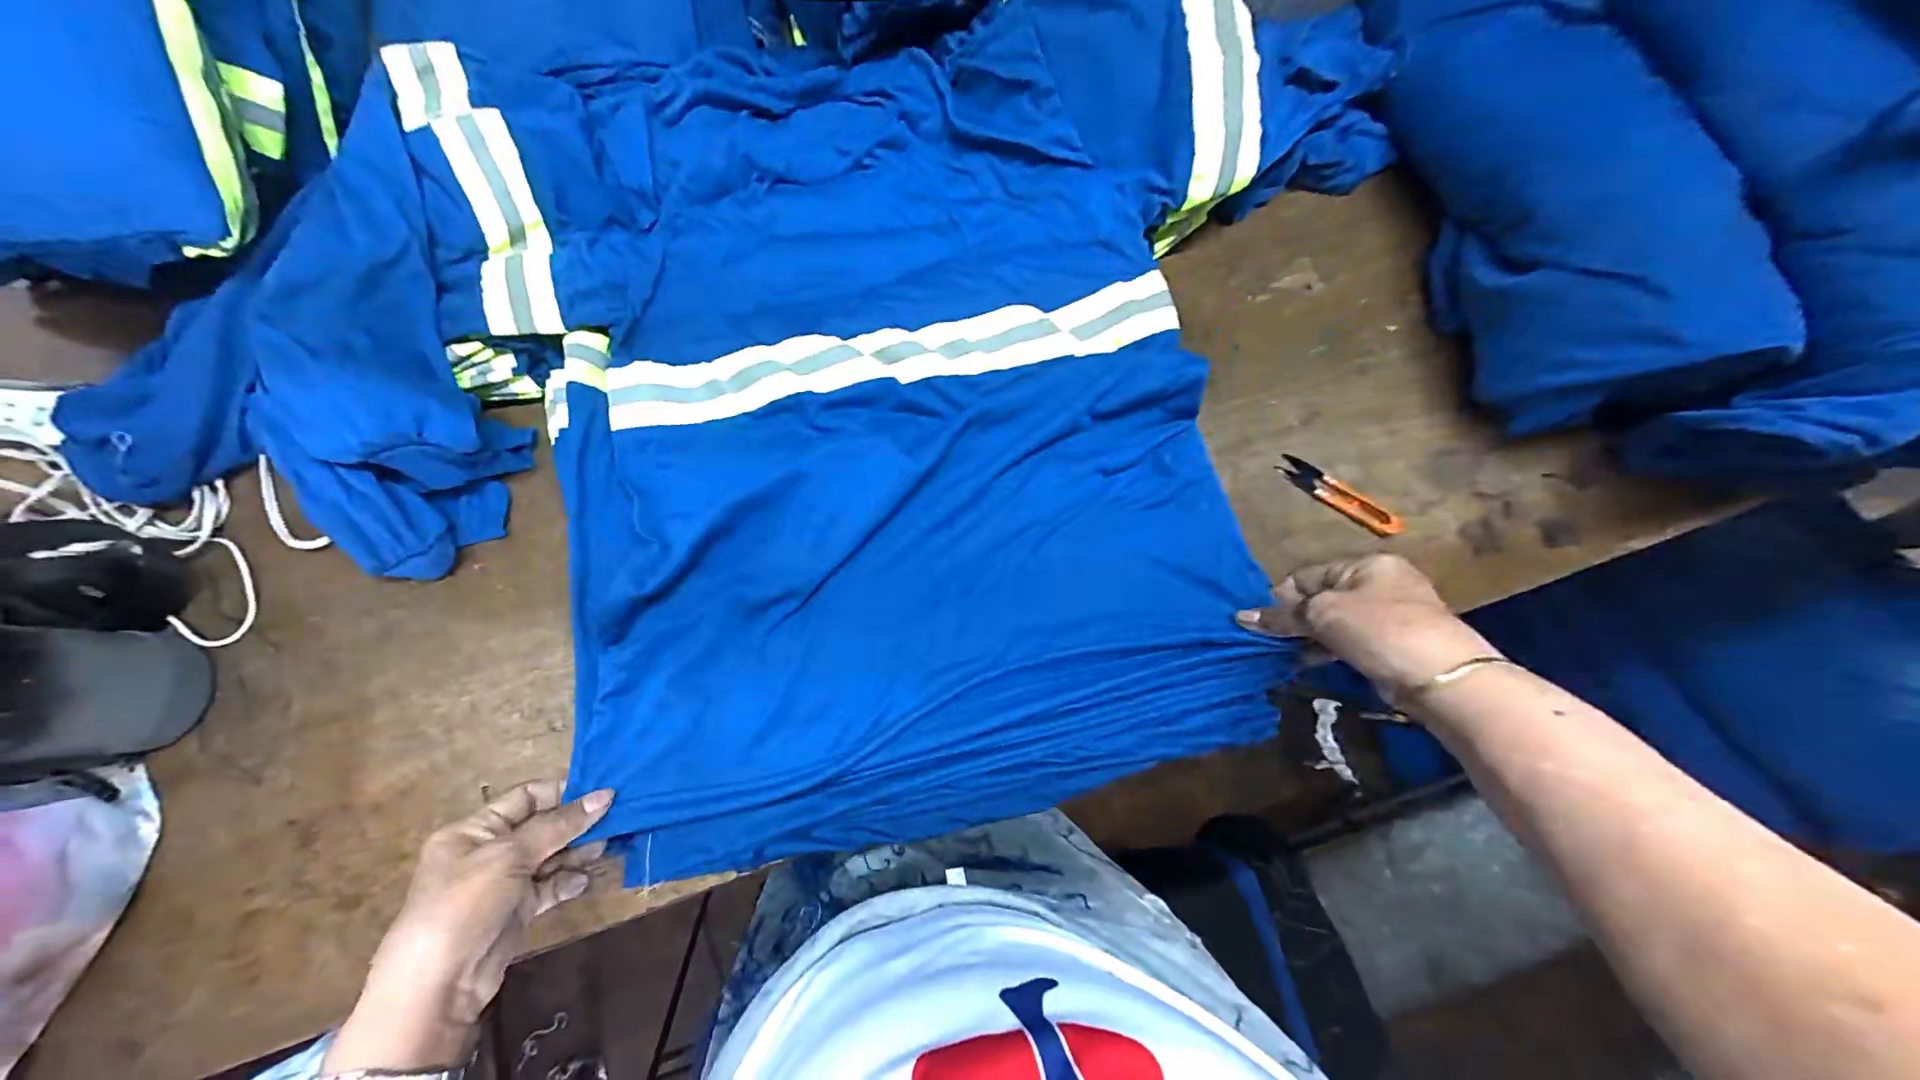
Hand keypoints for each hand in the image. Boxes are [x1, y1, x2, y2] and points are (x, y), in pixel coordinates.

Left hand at [324, 782, 613, 1072]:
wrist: (437, 986)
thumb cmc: (464, 905)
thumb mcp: (509, 856)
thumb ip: (558, 824)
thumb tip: (605, 796)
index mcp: (474, 830)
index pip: (526, 796)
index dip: (563, 792)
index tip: (603, 793)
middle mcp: (489, 851)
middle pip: (543, 825)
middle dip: (577, 823)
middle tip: (616, 820)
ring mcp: (504, 882)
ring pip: (551, 855)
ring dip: (578, 851)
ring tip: (604, 849)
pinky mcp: (517, 909)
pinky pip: (551, 885)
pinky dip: (569, 881)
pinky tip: (584, 881)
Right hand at [1236, 553, 1499, 700]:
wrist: (1441, 676)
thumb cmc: (1378, 629)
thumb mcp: (1323, 615)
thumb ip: (1283, 616)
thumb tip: (1243, 617)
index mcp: (1366, 564)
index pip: (1307, 575)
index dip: (1281, 597)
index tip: (1260, 621)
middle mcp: (1381, 583)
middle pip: (1322, 597)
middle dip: (1295, 618)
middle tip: (1271, 639)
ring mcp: (1392, 614)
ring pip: (1336, 621)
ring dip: (1310, 636)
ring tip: (1285, 653)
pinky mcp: (1395, 644)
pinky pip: (1351, 640)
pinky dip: (1329, 649)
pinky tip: (1310, 661)